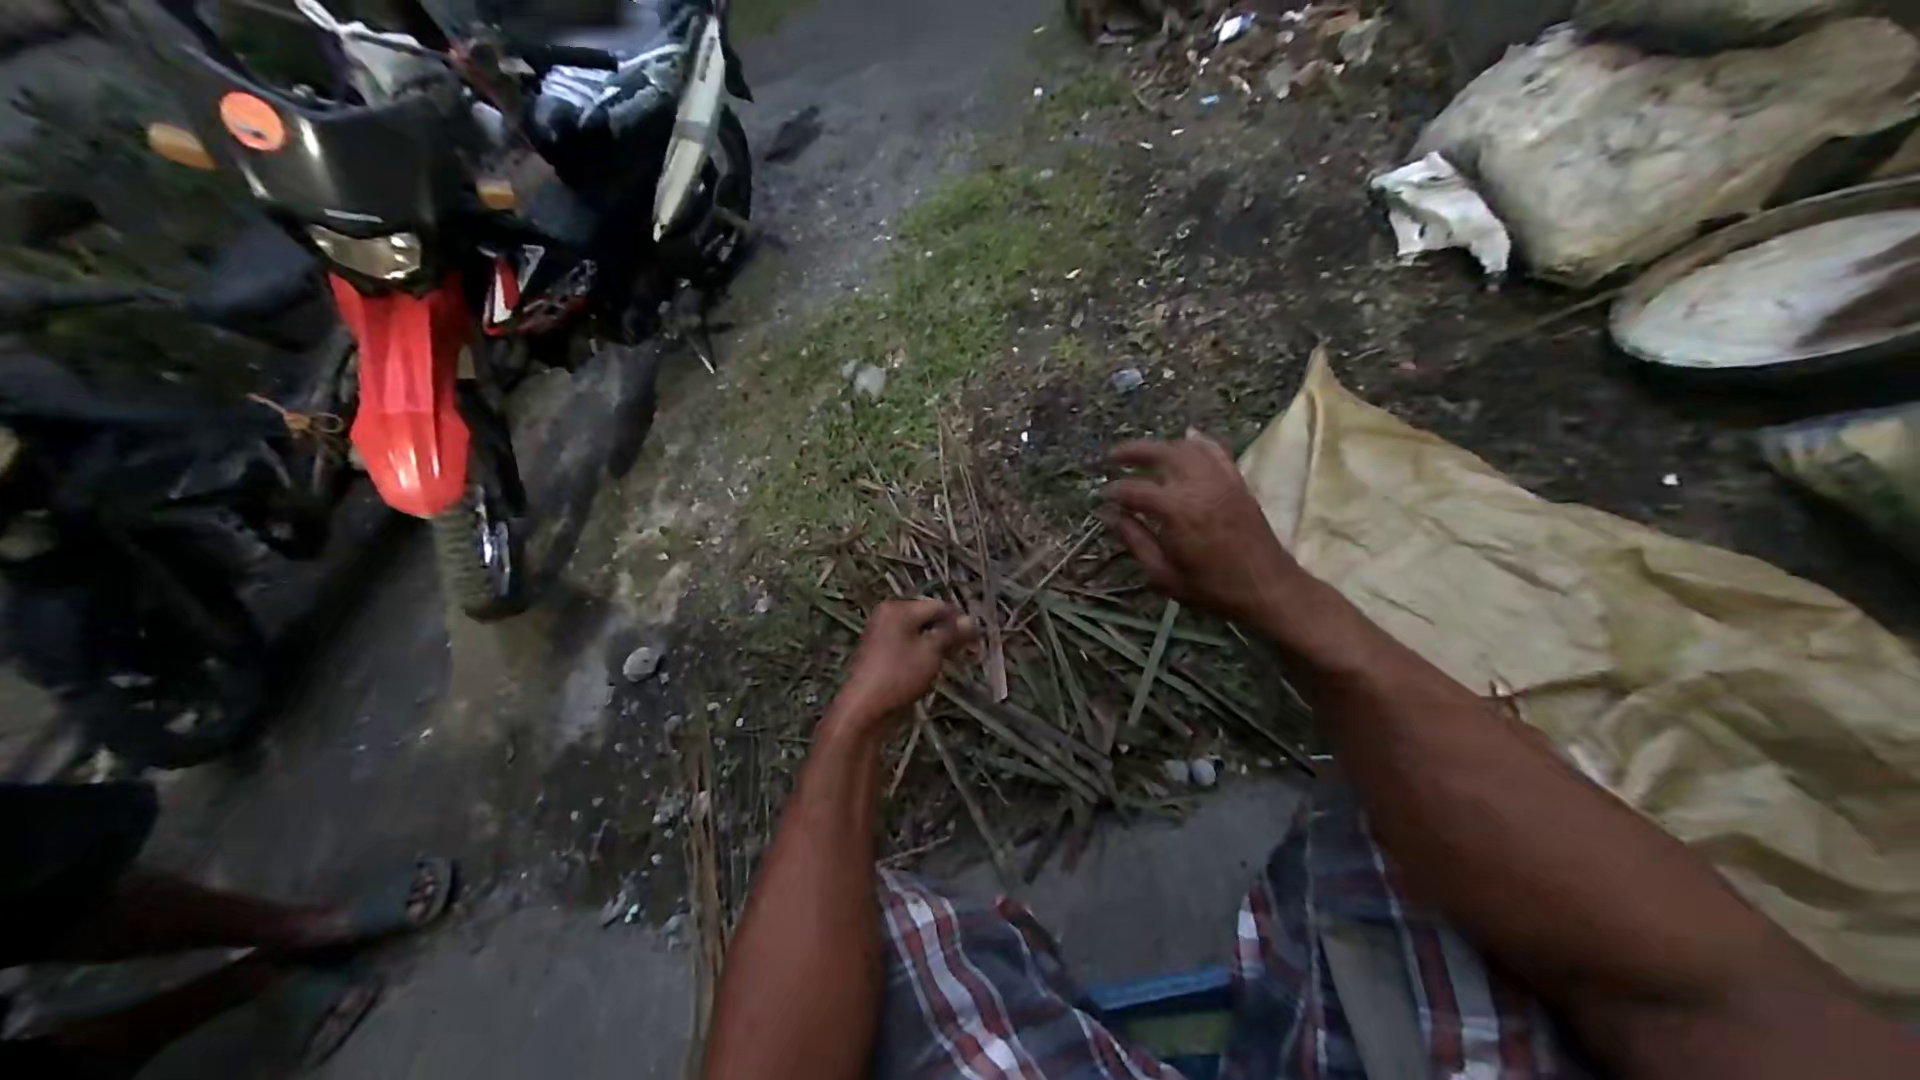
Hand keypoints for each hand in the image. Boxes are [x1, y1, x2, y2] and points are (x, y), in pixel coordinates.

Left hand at [825, 598, 978, 733]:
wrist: (864, 709)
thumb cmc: (898, 675)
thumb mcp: (931, 651)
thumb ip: (952, 633)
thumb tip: (972, 620)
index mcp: (897, 609)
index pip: (938, 606)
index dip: (960, 620)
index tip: (978, 639)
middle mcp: (887, 617)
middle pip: (928, 618)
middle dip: (950, 633)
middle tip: (969, 651)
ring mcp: (882, 636)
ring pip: (919, 634)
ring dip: (939, 645)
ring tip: (955, 660)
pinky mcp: (881, 655)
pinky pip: (909, 647)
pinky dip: (924, 654)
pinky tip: (935, 667)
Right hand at [1103, 435, 1308, 625]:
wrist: (1268, 587)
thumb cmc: (1213, 588)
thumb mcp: (1163, 574)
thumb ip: (1135, 540)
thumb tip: (1112, 516)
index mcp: (1177, 510)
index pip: (1135, 490)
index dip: (1113, 492)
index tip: (1100, 497)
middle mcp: (1198, 485)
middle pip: (1160, 454)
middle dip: (1131, 453)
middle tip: (1110, 459)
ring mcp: (1221, 479)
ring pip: (1185, 448)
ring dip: (1159, 446)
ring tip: (1140, 453)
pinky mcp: (1236, 481)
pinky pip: (1214, 451)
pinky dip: (1196, 442)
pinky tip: (1184, 440)